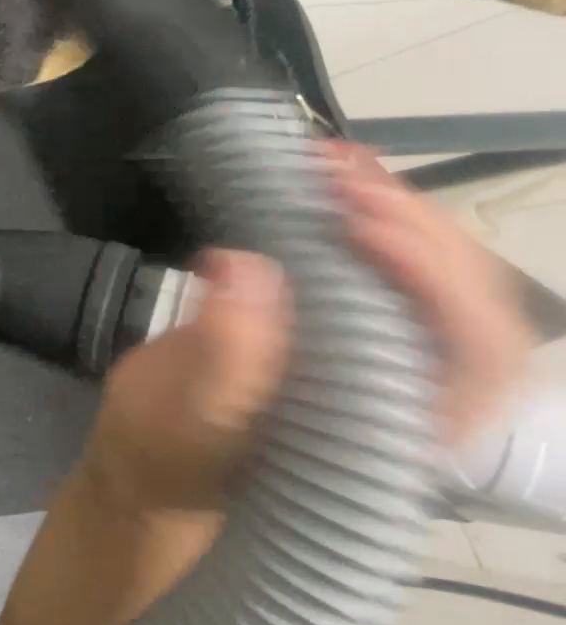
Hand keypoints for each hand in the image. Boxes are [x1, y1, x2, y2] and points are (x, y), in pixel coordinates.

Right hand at [81, 141, 531, 515]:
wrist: (152, 460)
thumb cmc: (166, 447)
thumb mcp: (183, 413)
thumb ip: (221, 357)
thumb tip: (242, 266)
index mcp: (393, 428)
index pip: (472, 354)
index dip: (435, 280)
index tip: (355, 223)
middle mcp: (413, 394)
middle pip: (469, 305)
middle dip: (416, 230)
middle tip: (338, 173)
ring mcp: (381, 359)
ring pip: (440, 281)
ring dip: (398, 214)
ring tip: (332, 164)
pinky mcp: (343, 329)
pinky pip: (387, 271)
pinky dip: (368, 218)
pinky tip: (328, 180)